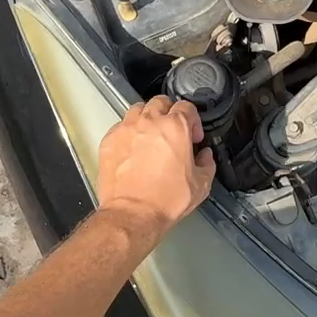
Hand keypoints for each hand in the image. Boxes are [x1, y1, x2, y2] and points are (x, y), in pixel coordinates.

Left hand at [95, 96, 215, 238]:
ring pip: (138, 109)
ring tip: (151, 135)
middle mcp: (149, 122)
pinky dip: (129, 132)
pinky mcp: (110, 141)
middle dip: (169, 112)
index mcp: (175, 127)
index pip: (186, 107)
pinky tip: (133, 147)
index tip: (193, 135)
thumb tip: (205, 157)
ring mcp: (127, 129)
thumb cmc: (164, 200)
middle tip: (173, 130)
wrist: (133, 214)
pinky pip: (120, 126)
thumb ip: (207, 164)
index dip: (193, 120)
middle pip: (160, 102)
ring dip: (147, 117)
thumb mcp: (201, 185)